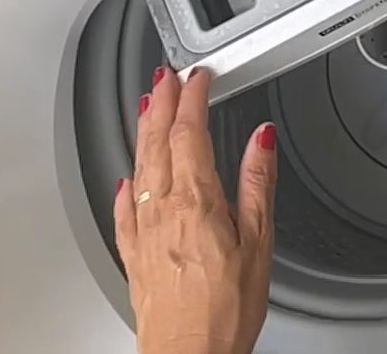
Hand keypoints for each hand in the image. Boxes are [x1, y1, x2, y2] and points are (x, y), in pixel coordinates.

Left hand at [115, 67, 275, 353]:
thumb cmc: (225, 311)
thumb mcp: (259, 241)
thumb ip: (257, 182)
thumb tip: (261, 137)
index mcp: (195, 203)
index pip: (190, 134)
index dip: (192, 99)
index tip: (198, 75)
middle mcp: (162, 214)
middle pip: (157, 144)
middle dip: (161, 104)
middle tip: (164, 76)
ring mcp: (143, 236)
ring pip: (138, 169)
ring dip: (143, 132)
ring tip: (147, 107)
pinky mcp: (135, 259)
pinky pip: (125, 211)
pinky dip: (127, 186)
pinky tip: (127, 179)